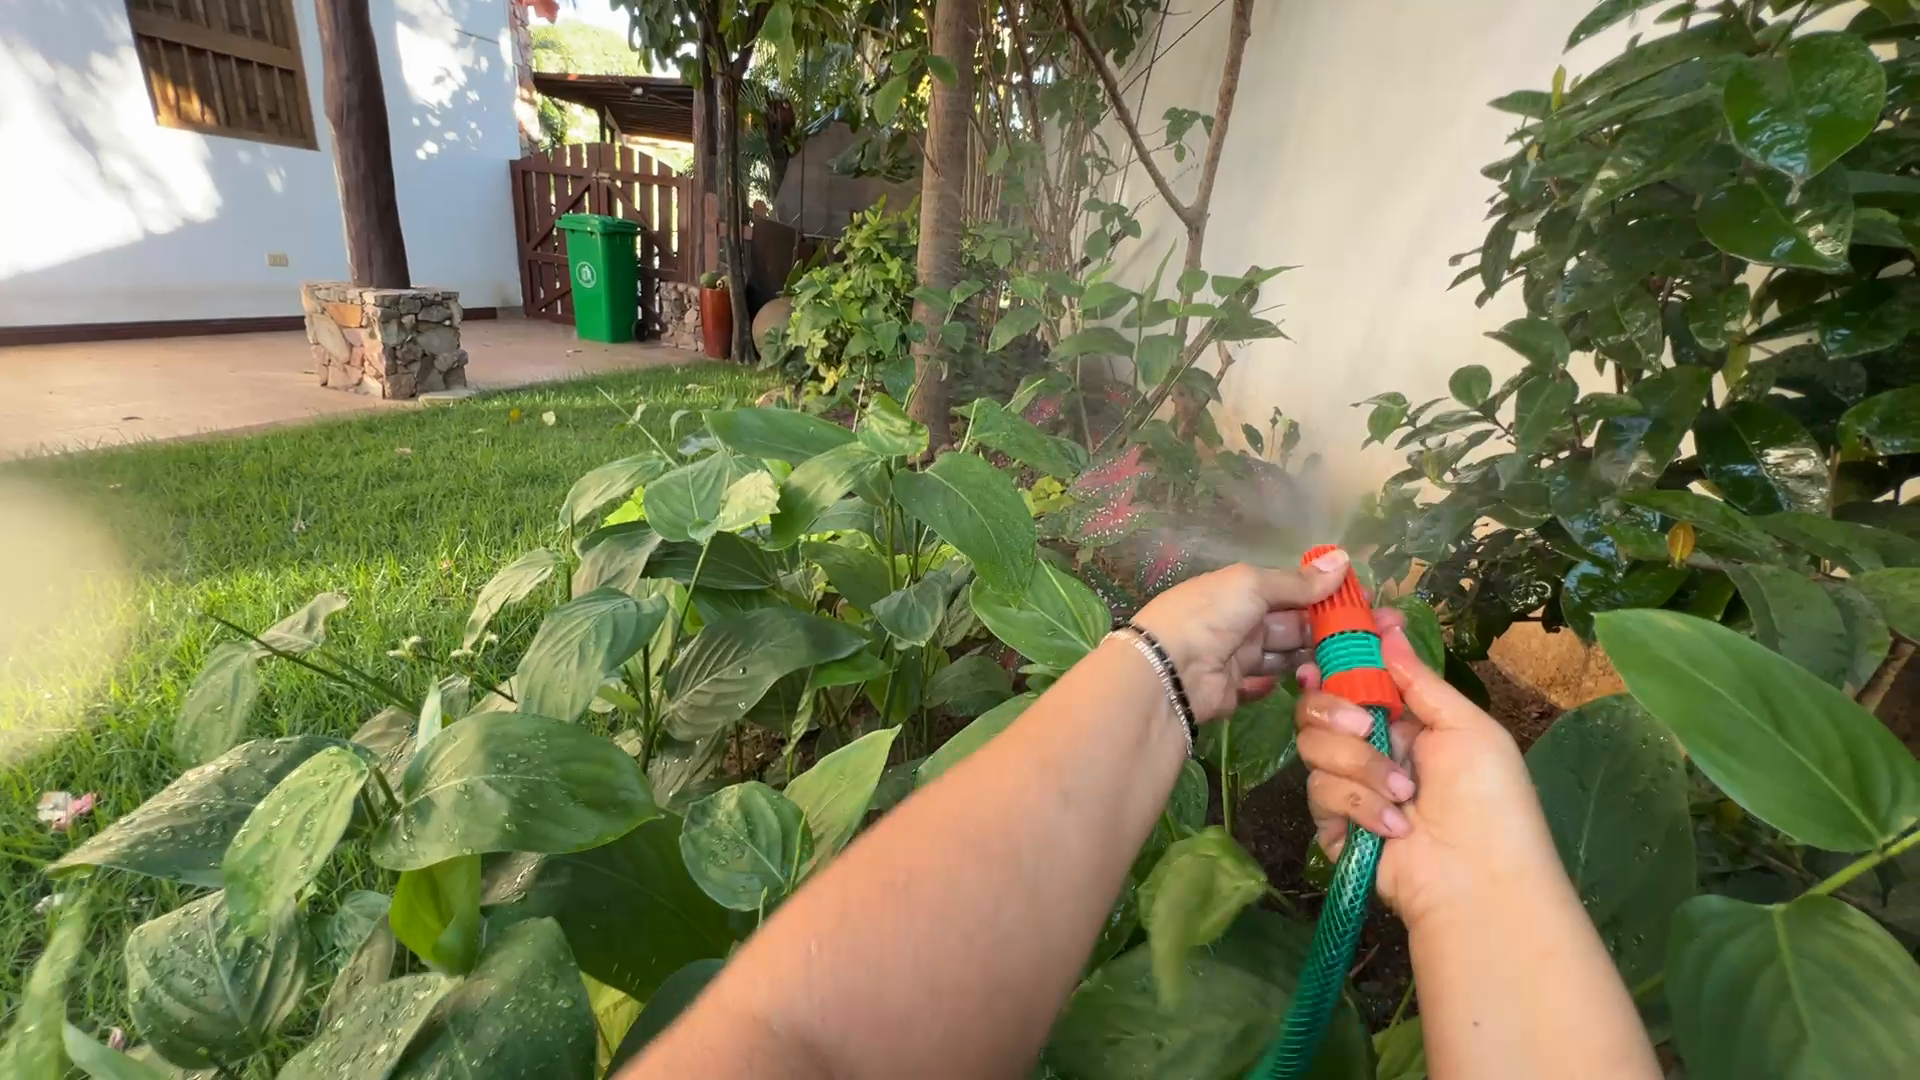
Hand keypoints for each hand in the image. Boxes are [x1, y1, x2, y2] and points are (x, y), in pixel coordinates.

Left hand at [1127, 549, 1351, 722]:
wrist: (1169, 668)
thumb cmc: (1209, 614)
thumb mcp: (1252, 585)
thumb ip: (1297, 581)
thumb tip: (1343, 560)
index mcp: (1240, 589)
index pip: (1292, 590)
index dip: (1328, 597)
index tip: (1369, 604)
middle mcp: (1239, 620)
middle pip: (1294, 624)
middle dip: (1332, 630)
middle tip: (1378, 638)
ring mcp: (1236, 655)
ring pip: (1287, 655)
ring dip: (1315, 658)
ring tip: (1353, 663)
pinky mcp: (1234, 688)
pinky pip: (1268, 683)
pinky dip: (1287, 682)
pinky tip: (1315, 682)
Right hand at [1295, 616, 1565, 928]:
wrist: (1478, 881)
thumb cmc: (1488, 800)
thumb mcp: (1468, 729)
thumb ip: (1418, 679)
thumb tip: (1388, 626)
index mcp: (1401, 719)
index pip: (1351, 676)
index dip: (1336, 660)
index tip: (1329, 650)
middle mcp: (1367, 744)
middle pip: (1317, 704)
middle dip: (1337, 712)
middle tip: (1367, 728)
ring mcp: (1346, 782)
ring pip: (1313, 745)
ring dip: (1360, 768)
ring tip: (1402, 797)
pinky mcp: (1330, 819)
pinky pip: (1318, 791)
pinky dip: (1357, 806)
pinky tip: (1391, 828)